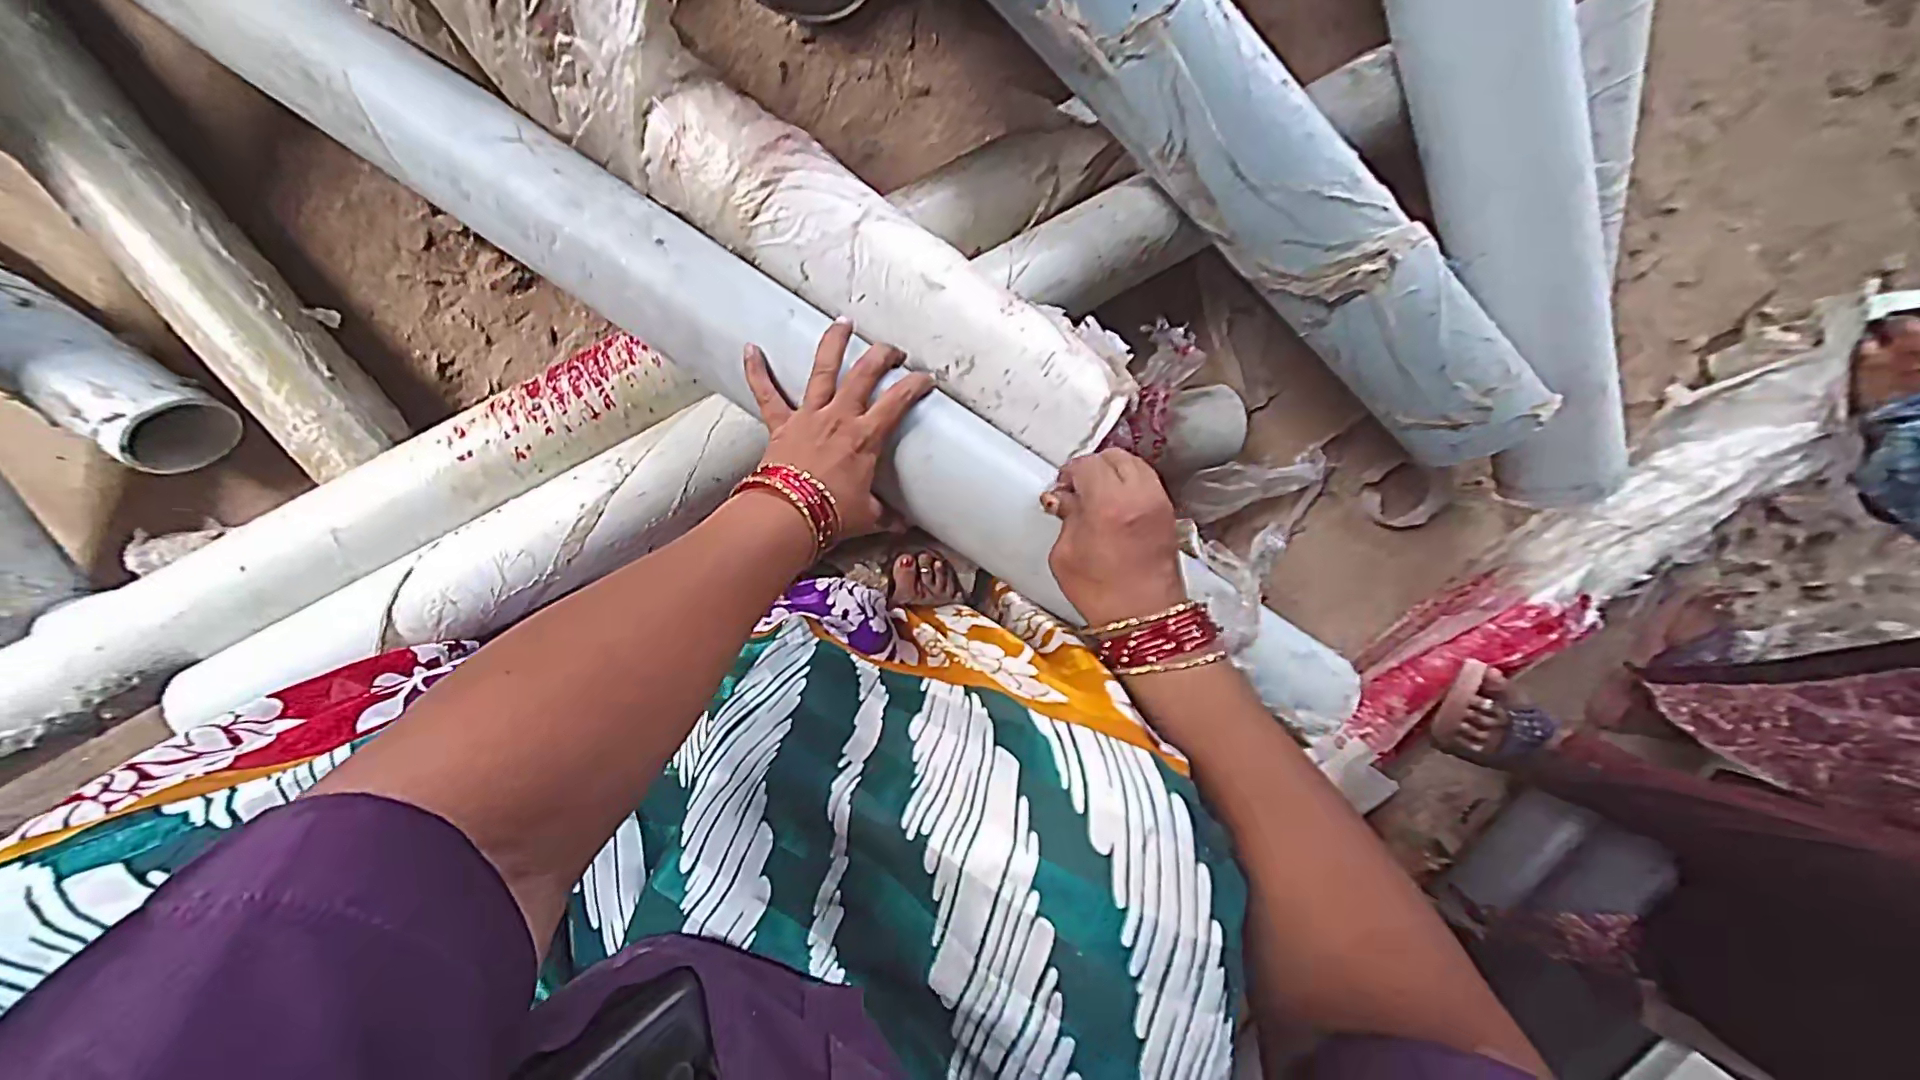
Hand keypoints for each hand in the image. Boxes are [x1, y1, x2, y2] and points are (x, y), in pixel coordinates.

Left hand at [743, 318, 934, 539]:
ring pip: (823, 369)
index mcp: (865, 437)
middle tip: (893, 349)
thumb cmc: (830, 515)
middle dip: (882, 355)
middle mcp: (839, 418)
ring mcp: (808, 416)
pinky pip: (767, 393)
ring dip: (834, 343)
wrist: (788, 516)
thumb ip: (886, 516)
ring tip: (843, 323)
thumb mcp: (867, 517)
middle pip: (864, 373)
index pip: (898, 401)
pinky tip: (751, 349)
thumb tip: (902, 525)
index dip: (916, 385)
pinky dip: (757, 371)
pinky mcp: (781, 424)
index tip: (926, 378)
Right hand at [1041, 448, 1187, 625]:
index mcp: (1108, 503)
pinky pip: (1147, 481)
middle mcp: (1139, 495)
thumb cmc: (1102, 594)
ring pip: (1134, 464)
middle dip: (1093, 467)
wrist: (1144, 619)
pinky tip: (1115, 504)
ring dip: (1114, 471)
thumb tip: (1064, 499)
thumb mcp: (1065, 556)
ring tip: (1098, 495)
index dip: (1069, 473)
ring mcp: (1158, 502)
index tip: (1062, 487)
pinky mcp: (1168, 513)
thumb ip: (1065, 518)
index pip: (1087, 464)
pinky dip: (1131, 483)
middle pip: (1114, 457)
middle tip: (1078, 488)